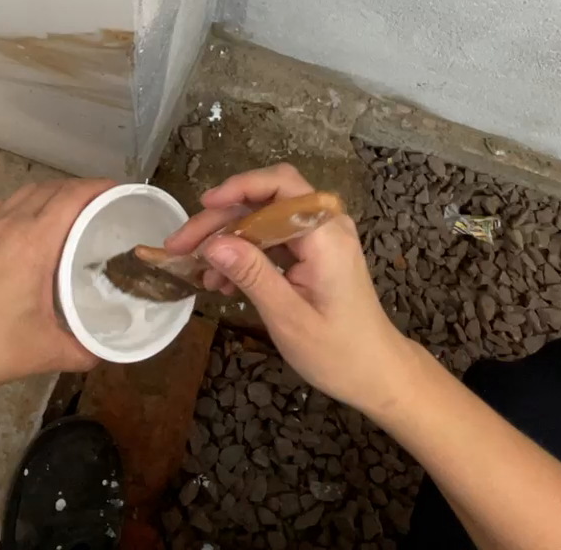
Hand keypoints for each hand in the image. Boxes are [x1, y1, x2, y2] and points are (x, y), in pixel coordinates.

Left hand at [0, 178, 109, 402]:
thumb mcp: (47, 352)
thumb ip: (84, 349)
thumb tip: (105, 350)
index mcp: (34, 242)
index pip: (72, 197)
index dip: (98, 188)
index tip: (120, 191)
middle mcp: (9, 225)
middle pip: (51, 189)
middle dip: (80, 189)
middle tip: (102, 204)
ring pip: (25, 193)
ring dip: (51, 193)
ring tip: (71, 210)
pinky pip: (4, 206)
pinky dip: (25, 203)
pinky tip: (30, 224)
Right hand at [163, 164, 418, 414]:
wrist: (379, 375)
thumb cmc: (339, 353)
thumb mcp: (289, 318)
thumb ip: (252, 275)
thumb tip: (213, 244)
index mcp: (325, 235)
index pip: (280, 186)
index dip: (240, 187)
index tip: (204, 204)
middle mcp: (325, 225)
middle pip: (264, 201)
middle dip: (220, 219)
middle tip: (181, 245)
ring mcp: (319, 236)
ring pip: (262, 218)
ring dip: (226, 237)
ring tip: (195, 267)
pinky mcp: (313, 250)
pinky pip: (271, 237)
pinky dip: (243, 251)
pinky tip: (221, 277)